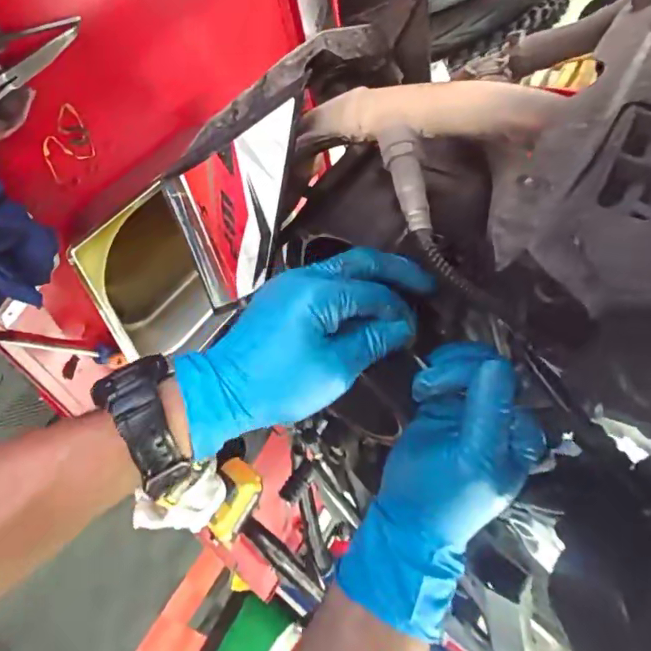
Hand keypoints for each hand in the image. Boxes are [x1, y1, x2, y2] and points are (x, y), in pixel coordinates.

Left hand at [172, 248, 433, 458]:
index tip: (414, 330)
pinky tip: (365, 306)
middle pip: (359, 262)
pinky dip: (349, 289)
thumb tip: (399, 327)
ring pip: (341, 269)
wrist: (224, 388)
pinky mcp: (281, 296)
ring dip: (372, 279)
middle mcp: (303, 277)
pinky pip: (323, 282)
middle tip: (426, 286)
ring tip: (401, 295)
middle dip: (395, 272)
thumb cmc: (277, 383)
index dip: (398, 310)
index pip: (373, 291)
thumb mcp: (333, 369)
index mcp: (317, 292)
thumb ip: (369, 341)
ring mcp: (289, 284)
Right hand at [336, 341, 547, 639]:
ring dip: (444, 369)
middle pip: (489, 370)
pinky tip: (420, 391)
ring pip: (468, 368)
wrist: (406, 521)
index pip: (507, 384)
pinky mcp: (444, 411)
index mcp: (518, 436)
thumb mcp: (471, 458)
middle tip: (427, 384)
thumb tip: (493, 363)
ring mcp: (470, 414)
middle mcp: (499, 421)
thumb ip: (487, 412)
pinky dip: (433, 376)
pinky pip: (446, 378)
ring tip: (422, 389)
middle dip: (458, 369)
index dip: (476, 376)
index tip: (440, 388)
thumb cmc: (443, 496)